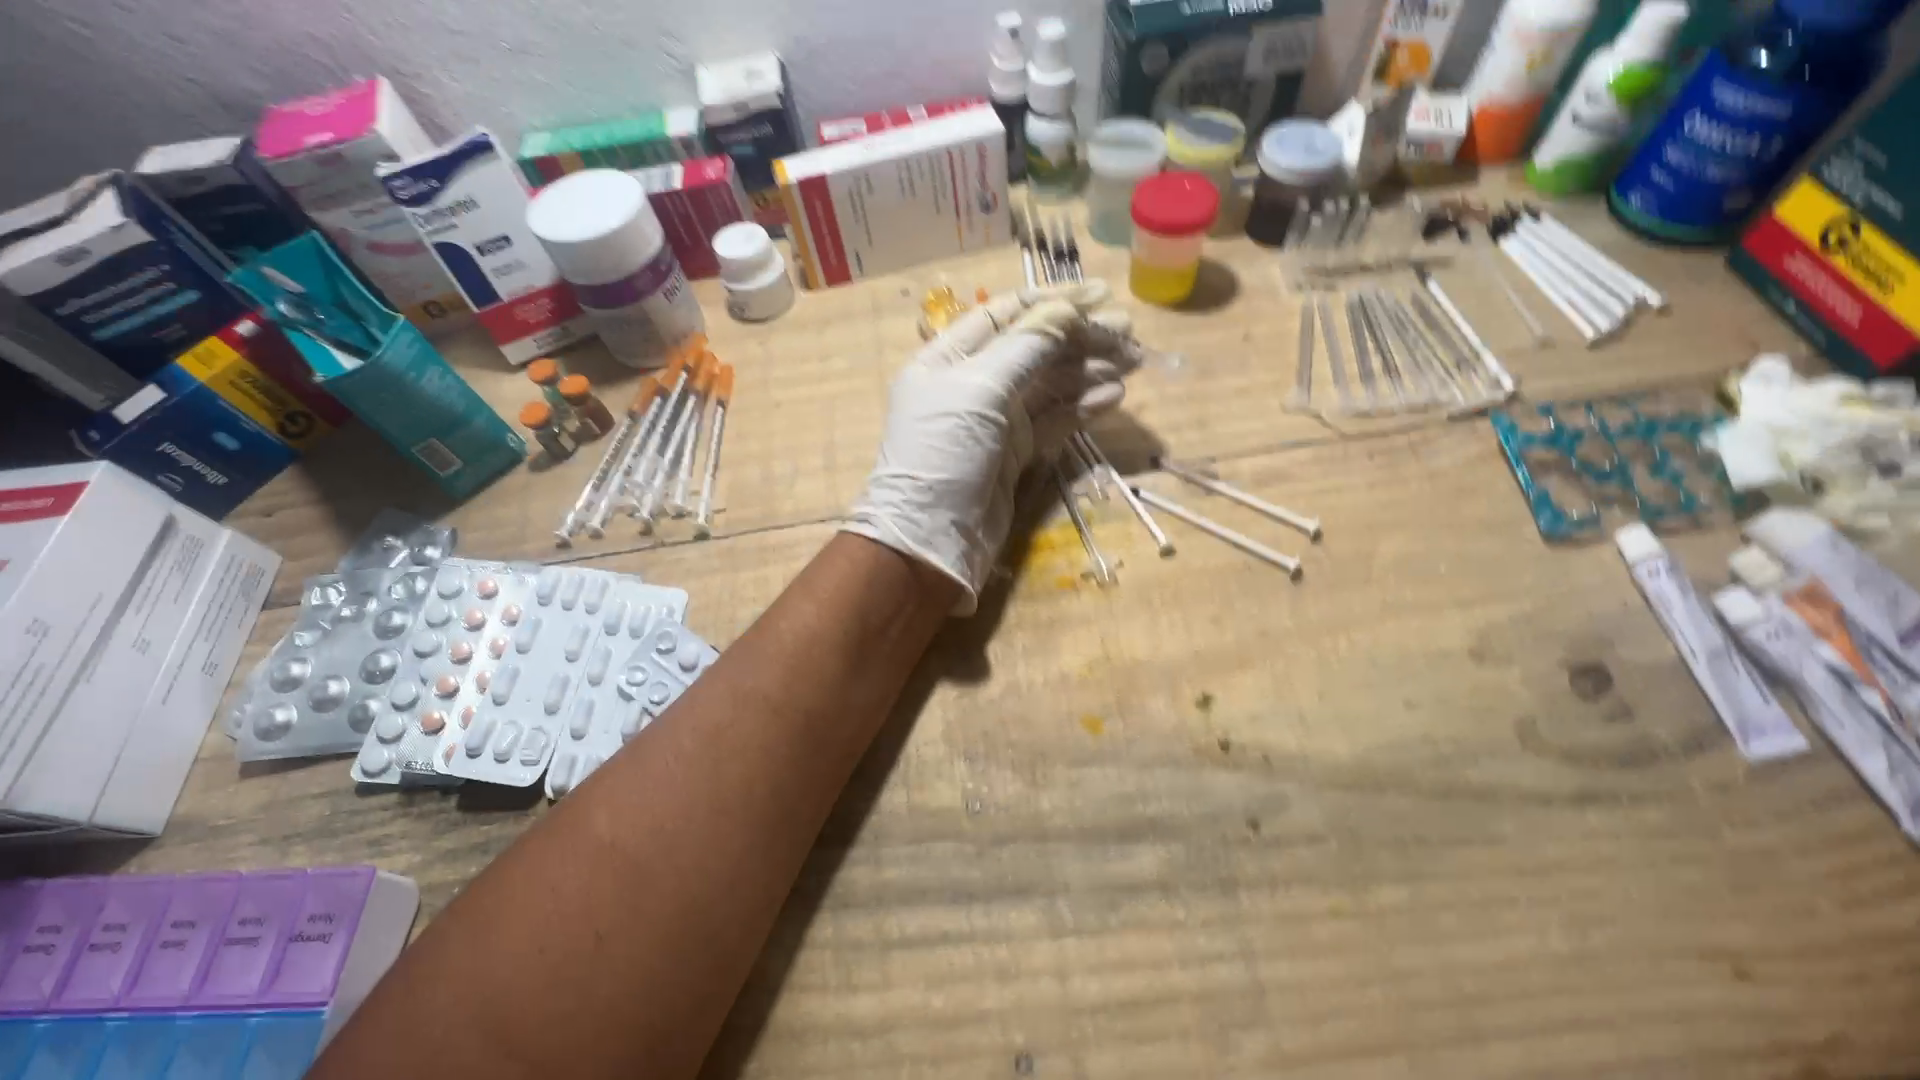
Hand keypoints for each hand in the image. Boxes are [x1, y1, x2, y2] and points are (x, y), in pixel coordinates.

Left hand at [842, 281, 1144, 614]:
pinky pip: (1054, 420)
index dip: (1052, 300)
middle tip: (1129, 330)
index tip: (1100, 294)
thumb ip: (1025, 347)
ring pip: (1048, 384)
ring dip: (1088, 370)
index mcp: (948, 358)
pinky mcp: (1013, 453)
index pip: (1005, 314)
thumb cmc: (945, 452)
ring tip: (1133, 361)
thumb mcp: (980, 390)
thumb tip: (1065, 308)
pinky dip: (1082, 407)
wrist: (931, 539)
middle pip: (1033, 348)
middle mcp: (971, 384)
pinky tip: (1114, 395)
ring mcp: (994, 421)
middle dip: (1079, 336)